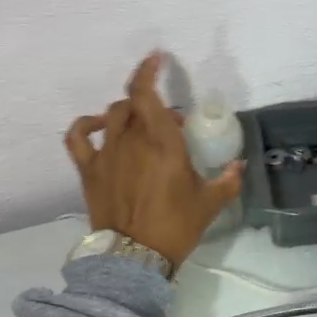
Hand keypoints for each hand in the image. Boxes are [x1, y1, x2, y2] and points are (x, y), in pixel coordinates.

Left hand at [64, 52, 243, 269]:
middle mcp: (131, 141)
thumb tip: (238, 166)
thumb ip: (227, 180)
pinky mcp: (89, 170)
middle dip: (153, 104)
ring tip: (142, 126)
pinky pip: (78, 137)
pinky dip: (86, 125)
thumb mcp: (210, 204)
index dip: (148, 70)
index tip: (158, 58)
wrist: (134, 258)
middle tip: (171, 123)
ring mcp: (106, 154)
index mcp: (163, 144)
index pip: (147, 93)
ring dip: (128, 112)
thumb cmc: (176, 227)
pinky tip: (98, 127)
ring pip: (111, 115)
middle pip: (134, 104)